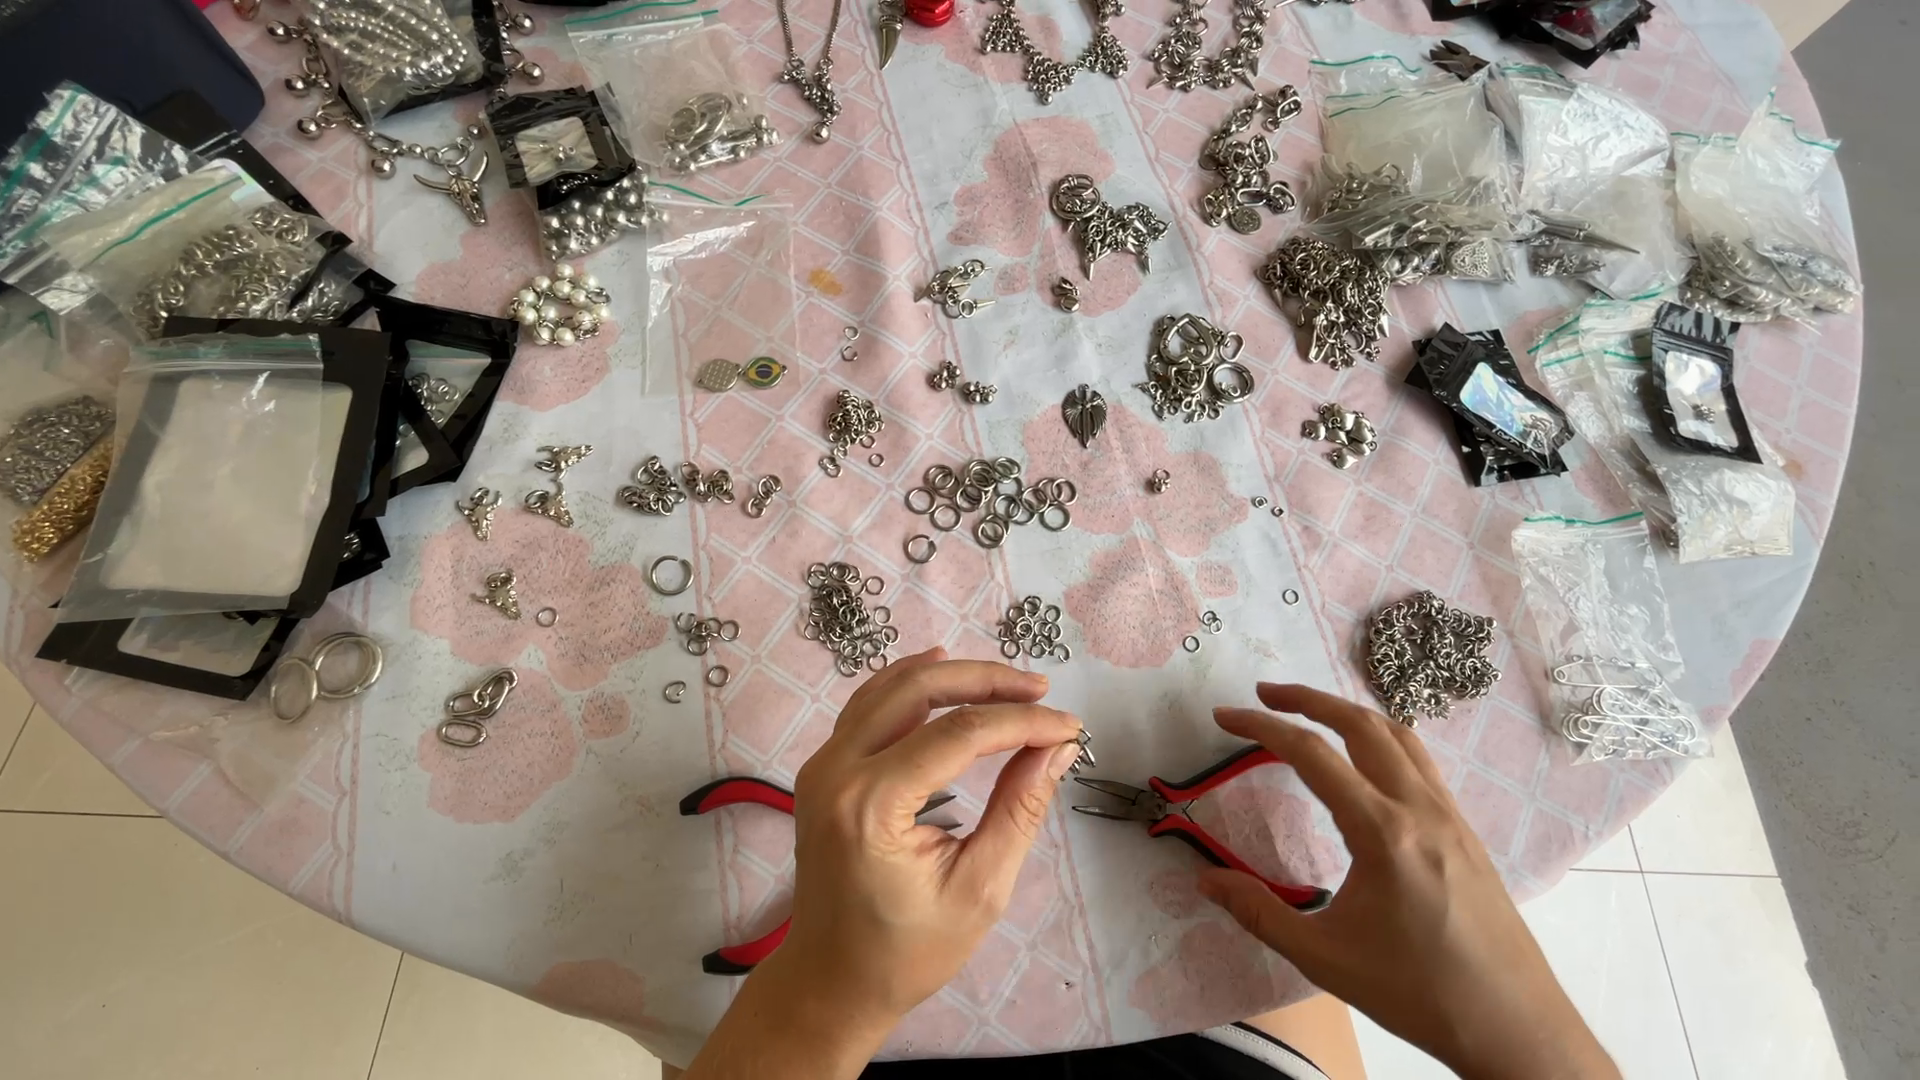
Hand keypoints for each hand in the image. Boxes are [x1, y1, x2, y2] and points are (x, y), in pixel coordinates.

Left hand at [684, 648, 1084, 1079]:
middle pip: (918, 690)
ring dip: (952, 676)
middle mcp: (837, 769)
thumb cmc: (907, 951)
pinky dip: (910, 682)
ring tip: (1008, 682)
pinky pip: (869, 704)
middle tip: (1040, 689)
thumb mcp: (979, 889)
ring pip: (890, 686)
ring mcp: (823, 763)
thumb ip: (1018, 810)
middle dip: (986, 681)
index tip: (1069, 727)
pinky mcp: (824, 766)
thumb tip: (1057, 747)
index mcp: (871, 805)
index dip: (1021, 722)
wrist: (830, 981)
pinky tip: (941, 668)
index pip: (958, 735)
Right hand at [1202, 684, 1619, 1079]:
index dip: (1261, 726)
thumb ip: (1258, 912)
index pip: (1312, 754)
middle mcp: (1419, 808)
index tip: (1224, 715)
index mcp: (1382, 831)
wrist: (1518, 1031)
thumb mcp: (1324, 957)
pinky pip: (1420, 761)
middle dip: (1307, 699)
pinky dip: (1382, 738)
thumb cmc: (1417, 992)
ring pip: (1398, 735)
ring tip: (1311, 712)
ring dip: (1348, 712)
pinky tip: (1366, 760)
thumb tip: (1204, 880)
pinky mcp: (1465, 831)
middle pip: (1360, 724)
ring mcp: (1449, 815)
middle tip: (1264, 694)